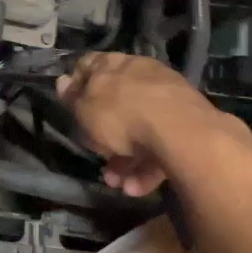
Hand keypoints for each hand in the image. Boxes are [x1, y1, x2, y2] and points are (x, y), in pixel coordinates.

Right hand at [58, 52, 251, 195]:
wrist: (181, 132)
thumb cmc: (121, 114)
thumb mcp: (85, 109)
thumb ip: (72, 98)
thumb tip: (63, 82)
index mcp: (114, 65)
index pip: (88, 65)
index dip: (77, 85)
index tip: (71, 107)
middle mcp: (142, 76)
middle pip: (116, 103)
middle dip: (104, 135)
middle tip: (97, 156)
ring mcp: (167, 99)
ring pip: (140, 129)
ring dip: (125, 159)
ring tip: (117, 183)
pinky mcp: (188, 125)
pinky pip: (161, 145)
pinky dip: (147, 166)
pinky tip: (136, 188)